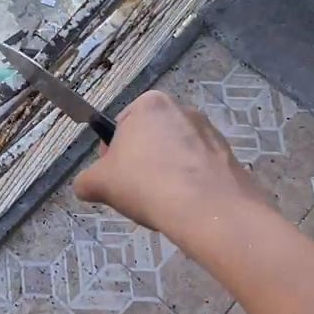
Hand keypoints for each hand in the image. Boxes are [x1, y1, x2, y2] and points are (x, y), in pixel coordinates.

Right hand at [73, 91, 267, 239]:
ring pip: (175, 155)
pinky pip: (198, 169)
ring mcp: (209, 131)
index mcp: (149, 104)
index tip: (115, 178)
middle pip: (150, 140)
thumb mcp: (98, 184)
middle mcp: (182, 109)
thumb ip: (85, 181)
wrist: (205, 209)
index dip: (112, 155)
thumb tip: (87, 186)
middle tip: (135, 192)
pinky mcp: (228, 155)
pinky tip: (183, 206)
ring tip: (161, 203)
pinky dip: (189, 184)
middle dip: (141, 164)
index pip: (121, 126)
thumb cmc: (145, 184)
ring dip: (165, 174)